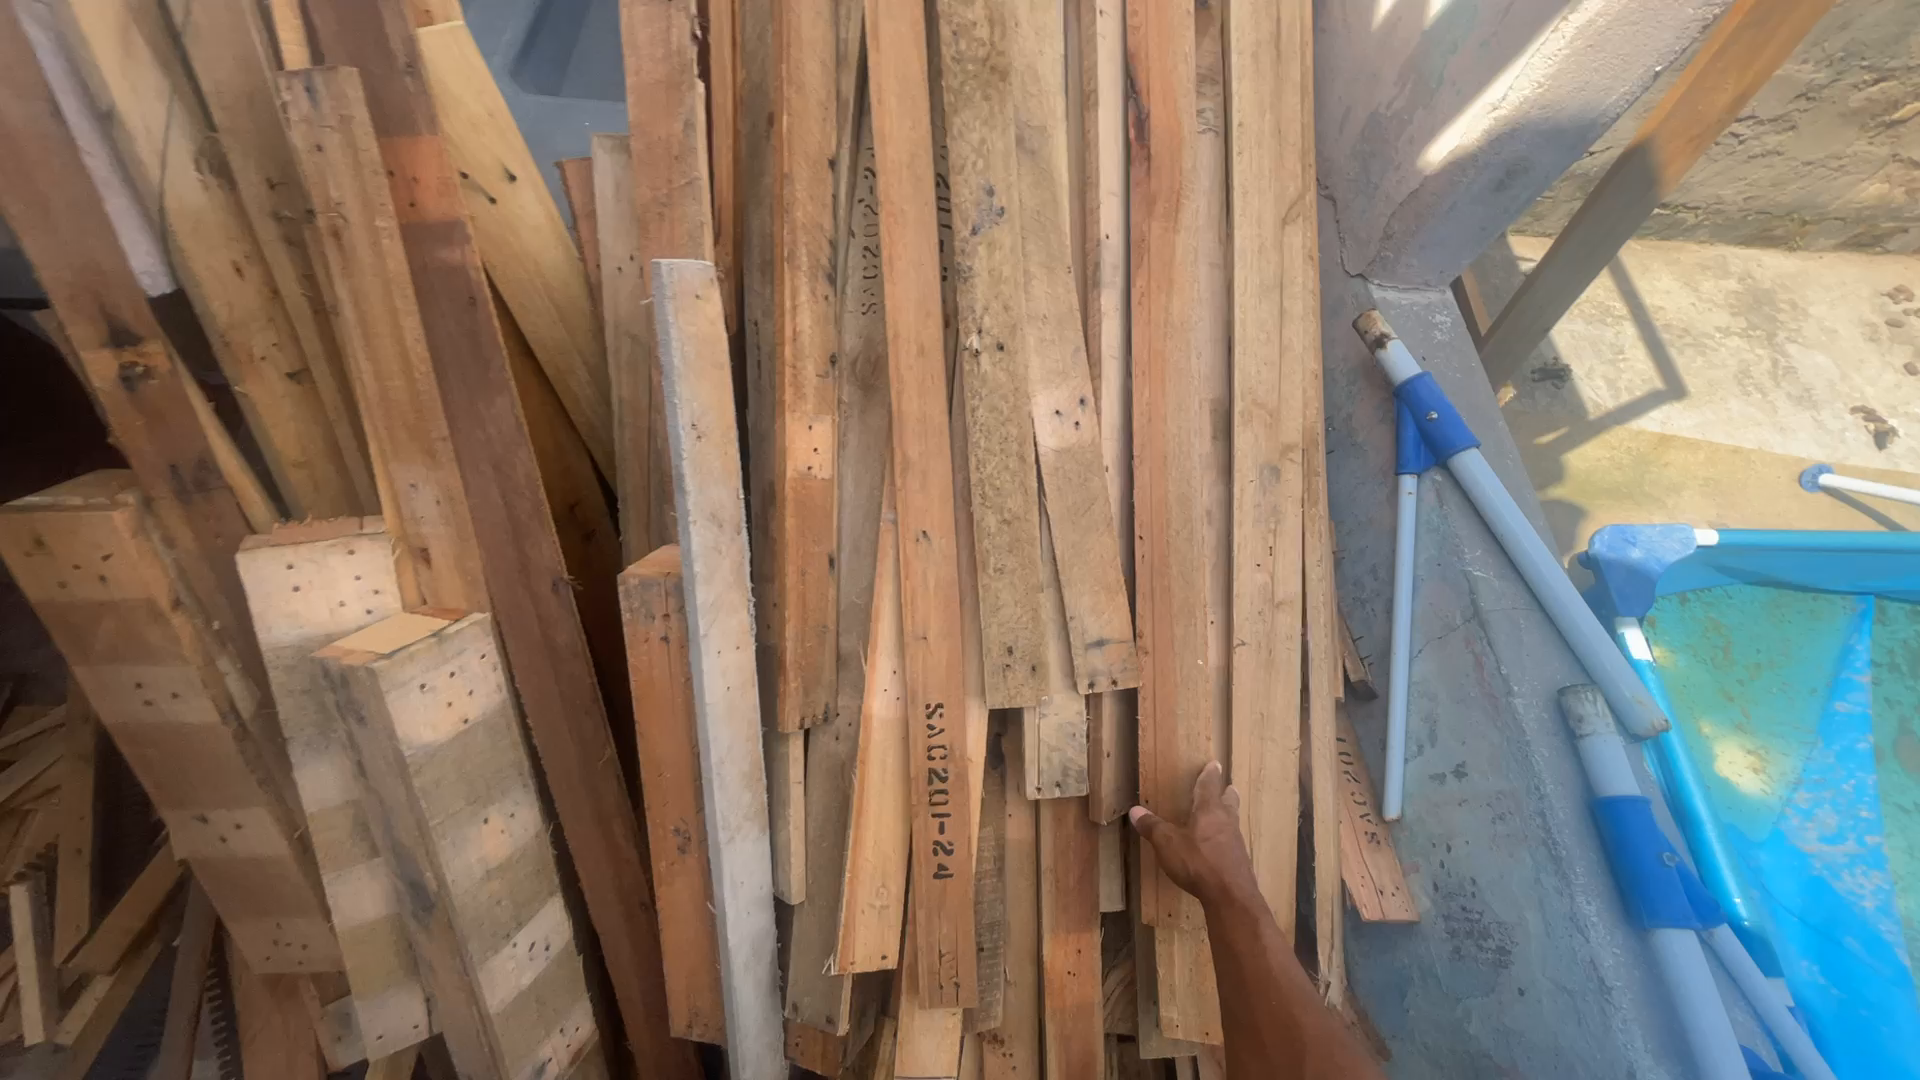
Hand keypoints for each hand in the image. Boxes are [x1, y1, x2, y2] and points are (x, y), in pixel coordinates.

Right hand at [1129, 761, 1258, 906]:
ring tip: (1223, 815)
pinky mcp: (1240, 862)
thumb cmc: (1198, 863)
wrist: (1231, 897)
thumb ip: (1152, 827)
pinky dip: (1226, 838)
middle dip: (1226, 793)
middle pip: (1229, 801)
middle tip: (1228, 787)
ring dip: (1228, 815)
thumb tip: (1135, 811)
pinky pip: (1233, 842)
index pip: (1209, 785)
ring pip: (1233, 821)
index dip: (1209, 774)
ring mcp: (1236, 843)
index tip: (1214, 764)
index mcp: (1209, 811)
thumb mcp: (1167, 844)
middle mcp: (1226, 822)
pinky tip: (1221, 847)